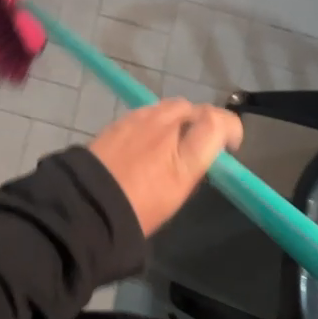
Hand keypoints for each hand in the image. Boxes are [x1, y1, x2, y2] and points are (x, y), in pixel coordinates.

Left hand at [87, 99, 242, 234]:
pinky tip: (147, 140)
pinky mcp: (120, 120)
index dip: (230, 126)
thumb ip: (191, 171)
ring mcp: (140, 121)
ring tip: (171, 140)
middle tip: (197, 140)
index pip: (217, 122)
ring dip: (177, 118)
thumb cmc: (136, 213)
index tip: (229, 143)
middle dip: (201, 120)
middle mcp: (165, 131)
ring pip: (169, 106)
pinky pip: (147, 112)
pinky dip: (154, 121)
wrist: (87, 205)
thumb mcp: (175, 198)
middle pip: (193, 108)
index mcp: (184, 157)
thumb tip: (197, 158)